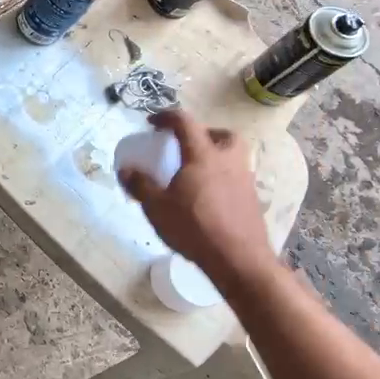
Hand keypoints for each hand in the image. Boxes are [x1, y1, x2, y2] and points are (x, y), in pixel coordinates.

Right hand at [118, 108, 277, 290]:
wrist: (239, 261)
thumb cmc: (195, 227)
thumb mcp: (156, 207)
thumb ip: (140, 185)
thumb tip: (126, 170)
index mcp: (203, 155)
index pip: (185, 122)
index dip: (166, 117)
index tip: (152, 123)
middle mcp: (228, 162)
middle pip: (222, 135)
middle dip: (204, 134)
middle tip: (187, 145)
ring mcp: (245, 181)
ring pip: (234, 157)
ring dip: (216, 156)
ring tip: (196, 172)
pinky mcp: (253, 202)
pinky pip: (236, 179)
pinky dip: (222, 179)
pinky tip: (208, 197)